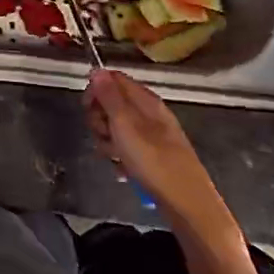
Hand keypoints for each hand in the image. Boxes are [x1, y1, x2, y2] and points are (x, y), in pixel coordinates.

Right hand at [84, 69, 224, 223]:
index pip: (113, 79)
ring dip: (107, 142)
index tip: (87, 108)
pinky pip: (126, 148)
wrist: (186, 203)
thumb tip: (97, 70)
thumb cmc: (153, 160)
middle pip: (112, 104)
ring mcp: (151, 135)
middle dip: (100, 119)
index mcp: (145, 99)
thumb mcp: (125, 124)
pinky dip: (120, 157)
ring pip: (116, 128)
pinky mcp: (151, 156)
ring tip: (114, 156)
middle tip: (104, 134)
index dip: (96, 90)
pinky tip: (123, 170)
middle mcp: (148, 113)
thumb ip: (109, 96)